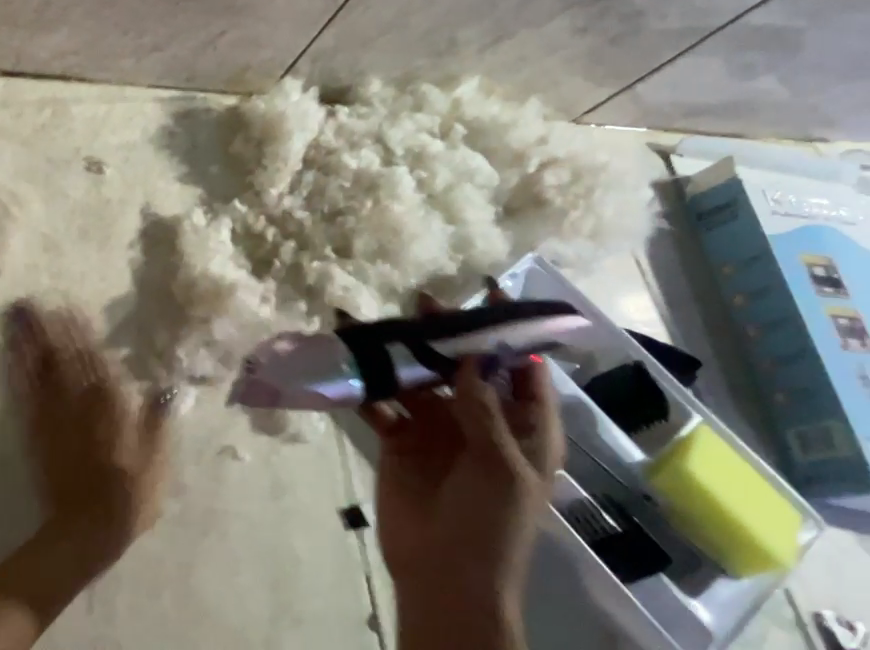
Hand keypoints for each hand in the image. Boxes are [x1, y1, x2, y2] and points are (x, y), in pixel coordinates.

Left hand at [2, 301, 172, 567]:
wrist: (88, 528)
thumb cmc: (130, 496)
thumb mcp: (157, 460)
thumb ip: (157, 421)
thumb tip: (166, 389)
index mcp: (112, 404)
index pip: (95, 359)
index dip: (80, 332)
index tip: (69, 309)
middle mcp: (79, 401)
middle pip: (62, 355)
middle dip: (47, 327)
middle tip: (31, 301)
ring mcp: (53, 413)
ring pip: (40, 367)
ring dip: (27, 339)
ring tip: (16, 314)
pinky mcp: (34, 428)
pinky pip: (24, 391)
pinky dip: (16, 368)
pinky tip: (8, 352)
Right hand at [360, 294, 563, 645]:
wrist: (445, 576)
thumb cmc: (492, 525)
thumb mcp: (502, 469)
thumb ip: (484, 411)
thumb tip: (471, 357)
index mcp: (522, 430)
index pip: (522, 371)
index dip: (509, 334)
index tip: (491, 293)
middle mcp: (480, 422)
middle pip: (463, 367)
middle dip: (445, 335)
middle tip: (422, 301)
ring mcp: (436, 429)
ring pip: (417, 379)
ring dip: (398, 354)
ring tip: (375, 323)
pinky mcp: (398, 440)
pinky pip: (381, 402)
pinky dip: (365, 382)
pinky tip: (347, 361)